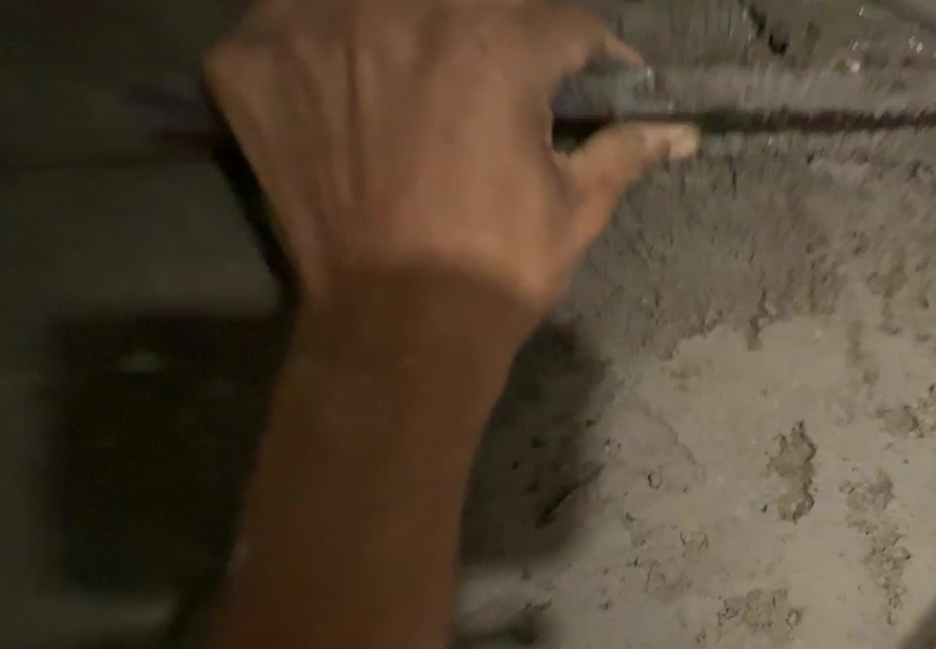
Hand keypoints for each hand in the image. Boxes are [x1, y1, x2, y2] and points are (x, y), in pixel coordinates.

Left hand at [206, 0, 696, 312]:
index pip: (561, 18)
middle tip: (516, 91)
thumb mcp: (577, 210)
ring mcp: (309, 26)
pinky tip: (361, 98)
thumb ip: (624, 150)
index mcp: (490, 48)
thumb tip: (682, 131)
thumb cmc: (501, 270)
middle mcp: (395, 10)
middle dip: (508, 38)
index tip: (602, 77)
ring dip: (421, 33)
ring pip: (385, 0)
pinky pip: (301, 21)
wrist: (398, 328)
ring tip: (436, 90)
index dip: (594, 51)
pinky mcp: (252, 58)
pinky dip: (337, 49)